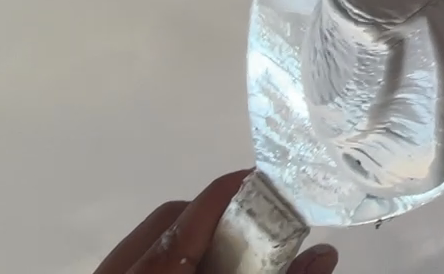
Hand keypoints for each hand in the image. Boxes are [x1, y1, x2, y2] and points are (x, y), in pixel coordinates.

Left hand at [94, 170, 338, 273]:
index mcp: (159, 268)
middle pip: (167, 218)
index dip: (240, 186)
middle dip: (213, 213)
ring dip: (185, 240)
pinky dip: (163, 262)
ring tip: (221, 256)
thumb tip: (325, 253)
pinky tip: (193, 272)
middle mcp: (118, 271)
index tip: (274, 180)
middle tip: (252, 228)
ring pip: (142, 243)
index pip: (201, 206)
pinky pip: (127, 264)